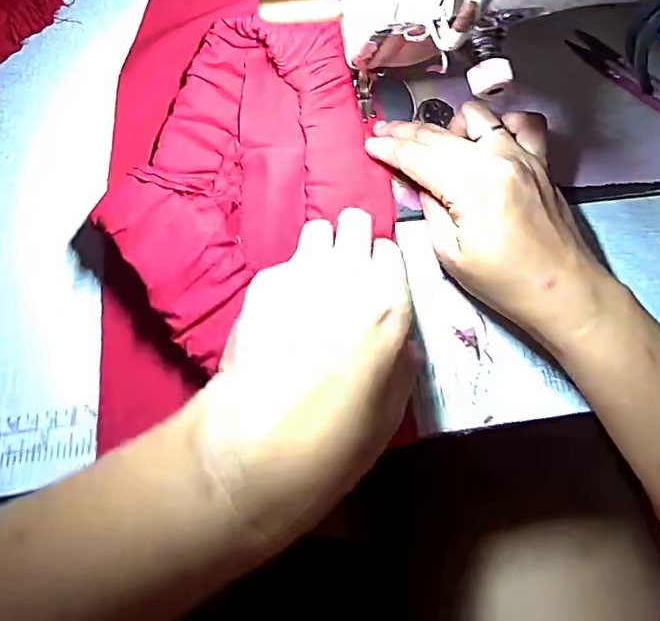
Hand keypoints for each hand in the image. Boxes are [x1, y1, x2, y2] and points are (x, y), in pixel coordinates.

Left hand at [183, 209, 415, 548]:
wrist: (257, 438)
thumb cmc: (334, 437)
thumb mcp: (392, 408)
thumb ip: (402, 358)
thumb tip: (401, 339)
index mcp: (388, 303)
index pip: (391, 248)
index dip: (382, 266)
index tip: (376, 284)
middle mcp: (347, 274)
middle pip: (354, 220)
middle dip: (353, 240)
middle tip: (347, 272)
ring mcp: (301, 271)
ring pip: (317, 230)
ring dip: (321, 250)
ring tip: (314, 283)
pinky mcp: (264, 279)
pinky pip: (285, 263)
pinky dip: (288, 279)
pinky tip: (280, 312)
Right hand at [363, 101, 616, 352]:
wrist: (566, 294)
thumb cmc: (505, 283)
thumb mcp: (450, 254)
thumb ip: (427, 207)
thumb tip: (410, 180)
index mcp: (473, 186)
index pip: (417, 155)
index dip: (388, 148)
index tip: (369, 143)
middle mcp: (498, 160)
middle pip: (439, 134)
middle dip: (405, 132)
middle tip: (383, 132)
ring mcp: (523, 156)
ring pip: (476, 115)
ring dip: (449, 124)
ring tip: (435, 142)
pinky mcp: (540, 160)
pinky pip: (521, 122)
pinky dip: (500, 122)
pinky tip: (486, 137)